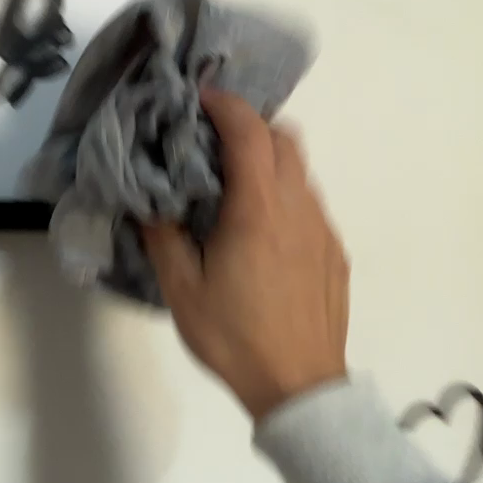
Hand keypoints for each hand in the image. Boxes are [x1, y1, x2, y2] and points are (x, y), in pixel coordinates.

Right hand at [142, 90, 350, 420]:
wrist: (299, 385)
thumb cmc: (232, 335)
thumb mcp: (180, 289)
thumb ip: (163, 236)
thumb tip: (149, 201)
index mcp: (258, 212)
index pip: (250, 134)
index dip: (226, 106)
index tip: (199, 97)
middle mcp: (298, 209)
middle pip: (285, 140)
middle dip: (249, 125)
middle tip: (209, 139)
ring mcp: (322, 230)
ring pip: (300, 170)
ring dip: (266, 159)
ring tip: (228, 182)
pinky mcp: (333, 252)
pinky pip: (308, 202)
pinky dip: (281, 192)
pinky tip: (255, 227)